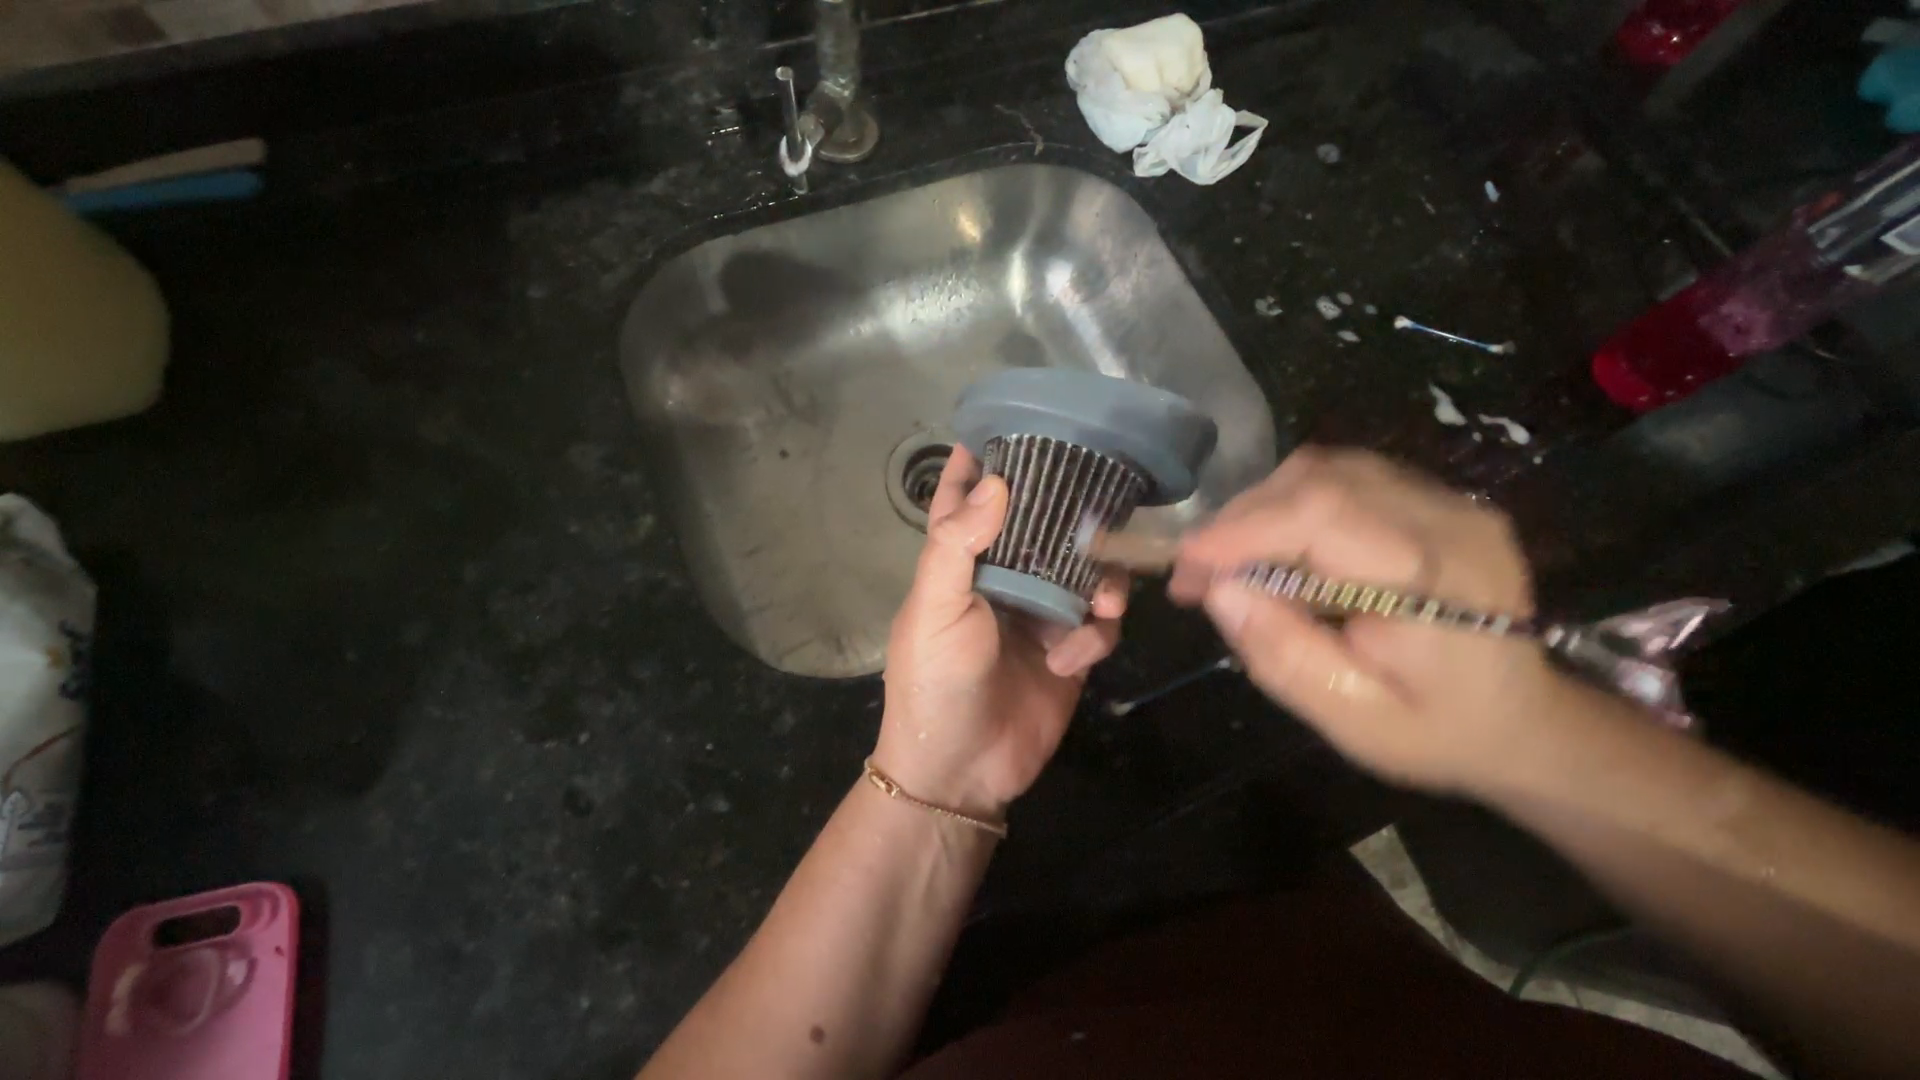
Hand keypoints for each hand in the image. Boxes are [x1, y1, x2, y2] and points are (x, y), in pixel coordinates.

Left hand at [873, 447, 1126, 818]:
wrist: (961, 770)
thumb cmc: (934, 682)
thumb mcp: (935, 609)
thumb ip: (958, 544)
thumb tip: (998, 482)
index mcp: (958, 563)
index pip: (967, 499)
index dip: (983, 463)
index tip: (1015, 425)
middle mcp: (1002, 578)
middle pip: (1042, 525)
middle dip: (1069, 517)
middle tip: (1101, 502)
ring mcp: (1040, 613)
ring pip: (1084, 570)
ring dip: (1099, 583)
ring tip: (1101, 604)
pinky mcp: (1071, 649)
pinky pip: (1101, 623)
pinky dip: (1095, 635)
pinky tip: (1073, 658)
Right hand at [1170, 447, 1571, 793]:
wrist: (1523, 719)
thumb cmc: (1435, 730)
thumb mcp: (1353, 719)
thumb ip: (1285, 655)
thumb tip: (1218, 589)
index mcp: (1435, 579)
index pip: (1324, 514)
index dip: (1242, 528)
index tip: (1186, 565)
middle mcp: (1449, 519)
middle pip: (1320, 480)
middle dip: (1240, 519)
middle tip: (1195, 573)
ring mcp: (1449, 500)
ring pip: (1328, 468)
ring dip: (1261, 507)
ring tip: (1230, 560)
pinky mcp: (1437, 497)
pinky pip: (1348, 476)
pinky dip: (1292, 502)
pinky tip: (1276, 545)